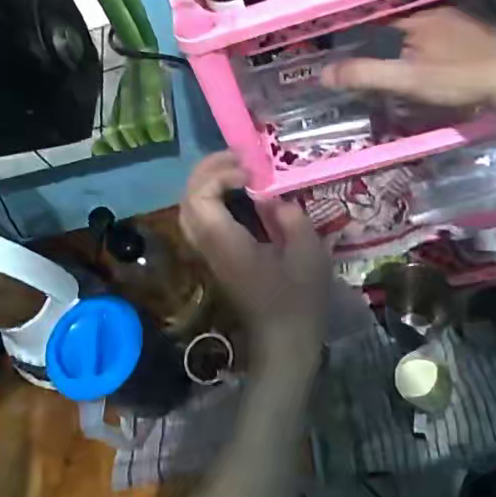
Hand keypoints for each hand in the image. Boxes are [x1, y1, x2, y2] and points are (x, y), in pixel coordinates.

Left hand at [178, 153, 333, 350]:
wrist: (282, 338)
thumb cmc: (299, 298)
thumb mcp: (307, 253)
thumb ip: (288, 216)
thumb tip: (270, 196)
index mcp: (224, 241)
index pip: (198, 197)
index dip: (218, 175)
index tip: (251, 170)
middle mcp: (206, 244)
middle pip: (187, 198)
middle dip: (208, 171)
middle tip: (240, 158)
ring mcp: (206, 251)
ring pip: (189, 208)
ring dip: (207, 183)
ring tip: (239, 169)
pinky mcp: (214, 255)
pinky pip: (199, 219)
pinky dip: (210, 199)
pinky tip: (237, 193)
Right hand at [319, 7, 495, 116]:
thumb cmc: (460, 77)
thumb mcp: (405, 79)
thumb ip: (364, 74)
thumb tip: (322, 73)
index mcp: (418, 19)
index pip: (377, 26)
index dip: (360, 43)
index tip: (349, 60)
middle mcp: (440, 14)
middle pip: (399, 30)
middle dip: (384, 48)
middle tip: (374, 72)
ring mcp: (463, 25)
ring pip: (422, 36)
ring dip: (409, 51)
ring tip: (400, 74)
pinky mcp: (481, 39)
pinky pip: (443, 42)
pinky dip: (430, 55)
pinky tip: (432, 72)